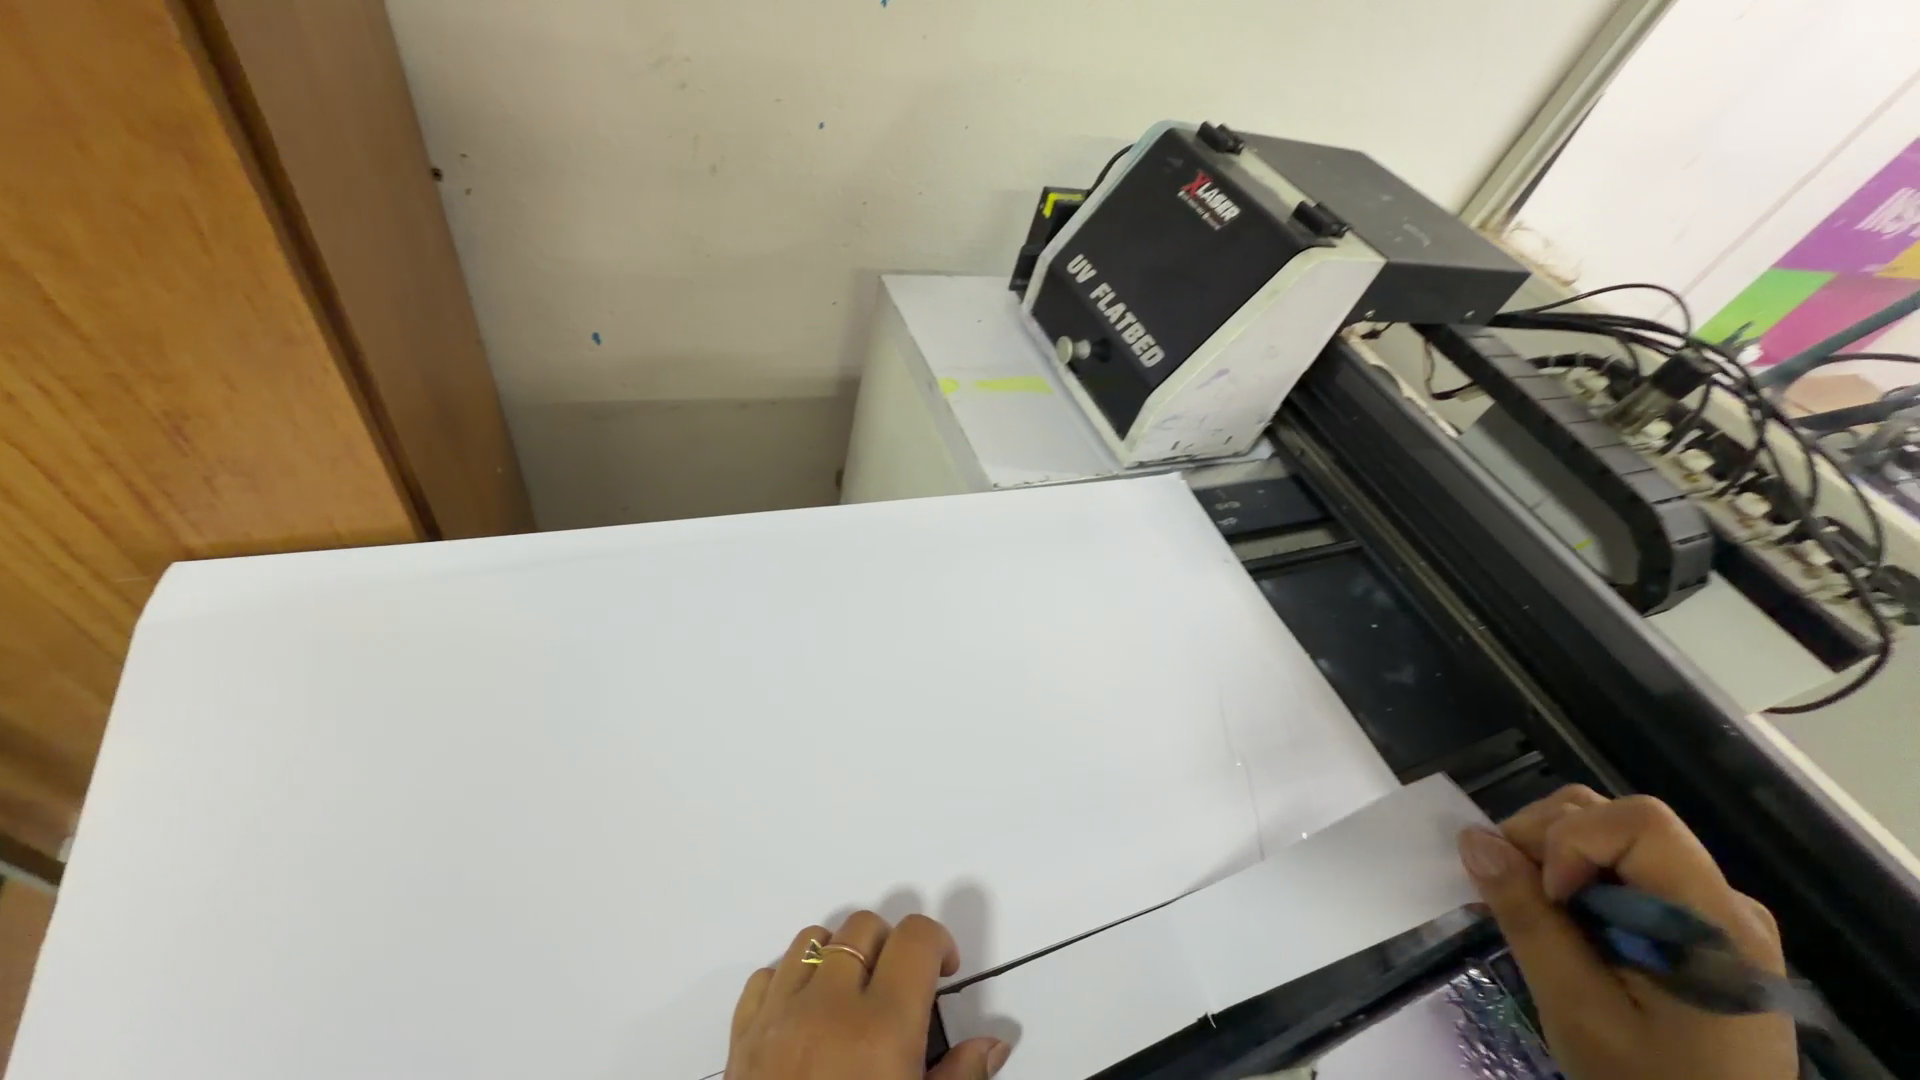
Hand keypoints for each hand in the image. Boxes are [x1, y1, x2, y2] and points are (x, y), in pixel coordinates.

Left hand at [726, 911, 1011, 1079]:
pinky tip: (807, 1009)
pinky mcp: (742, 1036)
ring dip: (839, 953)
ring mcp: (779, 1017)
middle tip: (902, 984)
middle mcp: (829, 1006)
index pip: (916, 937)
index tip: (943, 969)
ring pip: (813, 937)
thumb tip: (993, 1046)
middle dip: (891, 944)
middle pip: (864, 927)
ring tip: (853, 991)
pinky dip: (789, 977)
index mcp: (882, 1027)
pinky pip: (766, 975)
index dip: (938, 942)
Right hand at [1457, 786, 1795, 1079]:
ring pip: (1609, 838)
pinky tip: (1555, 926)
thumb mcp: (1580, 1012)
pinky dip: (1569, 881)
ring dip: (1550, 860)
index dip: (1573, 838)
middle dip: (1544, 841)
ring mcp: (1709, 913)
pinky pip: (1619, 871)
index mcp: (1713, 922)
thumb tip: (1473, 840)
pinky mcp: (1690, 927)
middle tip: (1509, 894)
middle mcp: (1722, 901)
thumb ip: (1530, 922)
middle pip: (1616, 819)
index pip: (1641, 821)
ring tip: (1529, 914)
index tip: (1547, 895)